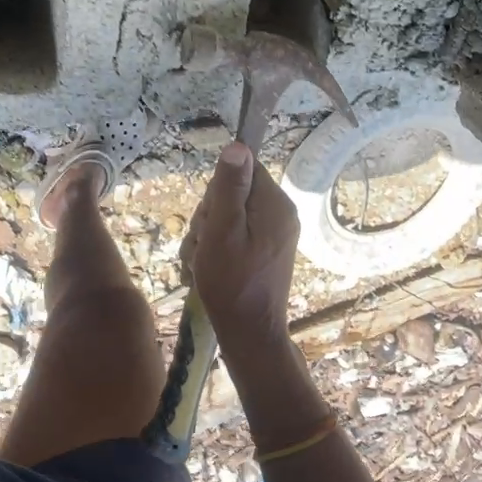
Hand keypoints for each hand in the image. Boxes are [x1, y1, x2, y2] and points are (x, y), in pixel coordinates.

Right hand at [189, 142, 299, 360]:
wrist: (249, 335)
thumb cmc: (232, 283)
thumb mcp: (223, 230)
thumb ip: (230, 187)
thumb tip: (238, 145)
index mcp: (275, 204)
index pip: (243, 169)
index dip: (219, 190)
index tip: (213, 218)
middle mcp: (279, 214)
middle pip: (232, 193)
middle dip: (209, 216)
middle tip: (205, 245)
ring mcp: (273, 235)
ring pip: (227, 215)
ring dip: (207, 236)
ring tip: (202, 262)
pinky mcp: (264, 252)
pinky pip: (233, 235)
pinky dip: (215, 250)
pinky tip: (206, 269)